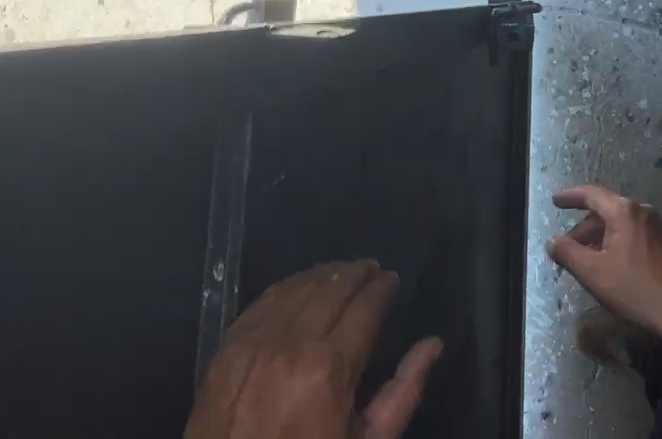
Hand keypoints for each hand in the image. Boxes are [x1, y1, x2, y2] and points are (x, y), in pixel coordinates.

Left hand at [185, 260, 443, 438]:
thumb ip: (403, 392)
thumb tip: (432, 344)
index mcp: (330, 368)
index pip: (366, 306)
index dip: (383, 287)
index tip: (392, 279)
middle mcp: (292, 342)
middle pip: (333, 286)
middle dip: (358, 273)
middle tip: (373, 269)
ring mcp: (256, 341)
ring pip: (299, 285)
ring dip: (326, 274)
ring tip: (343, 273)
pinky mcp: (229, 346)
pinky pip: (265, 299)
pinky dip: (290, 285)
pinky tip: (303, 286)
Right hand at [547, 184, 661, 337]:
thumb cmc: (635, 289)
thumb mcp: (593, 273)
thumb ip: (568, 253)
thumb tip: (552, 241)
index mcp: (623, 211)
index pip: (591, 194)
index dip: (570, 197)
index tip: (555, 201)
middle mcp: (641, 211)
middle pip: (604, 210)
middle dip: (583, 227)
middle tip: (566, 247)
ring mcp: (656, 226)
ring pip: (619, 224)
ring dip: (599, 237)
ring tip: (585, 259)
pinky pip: (632, 234)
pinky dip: (615, 243)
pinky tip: (610, 265)